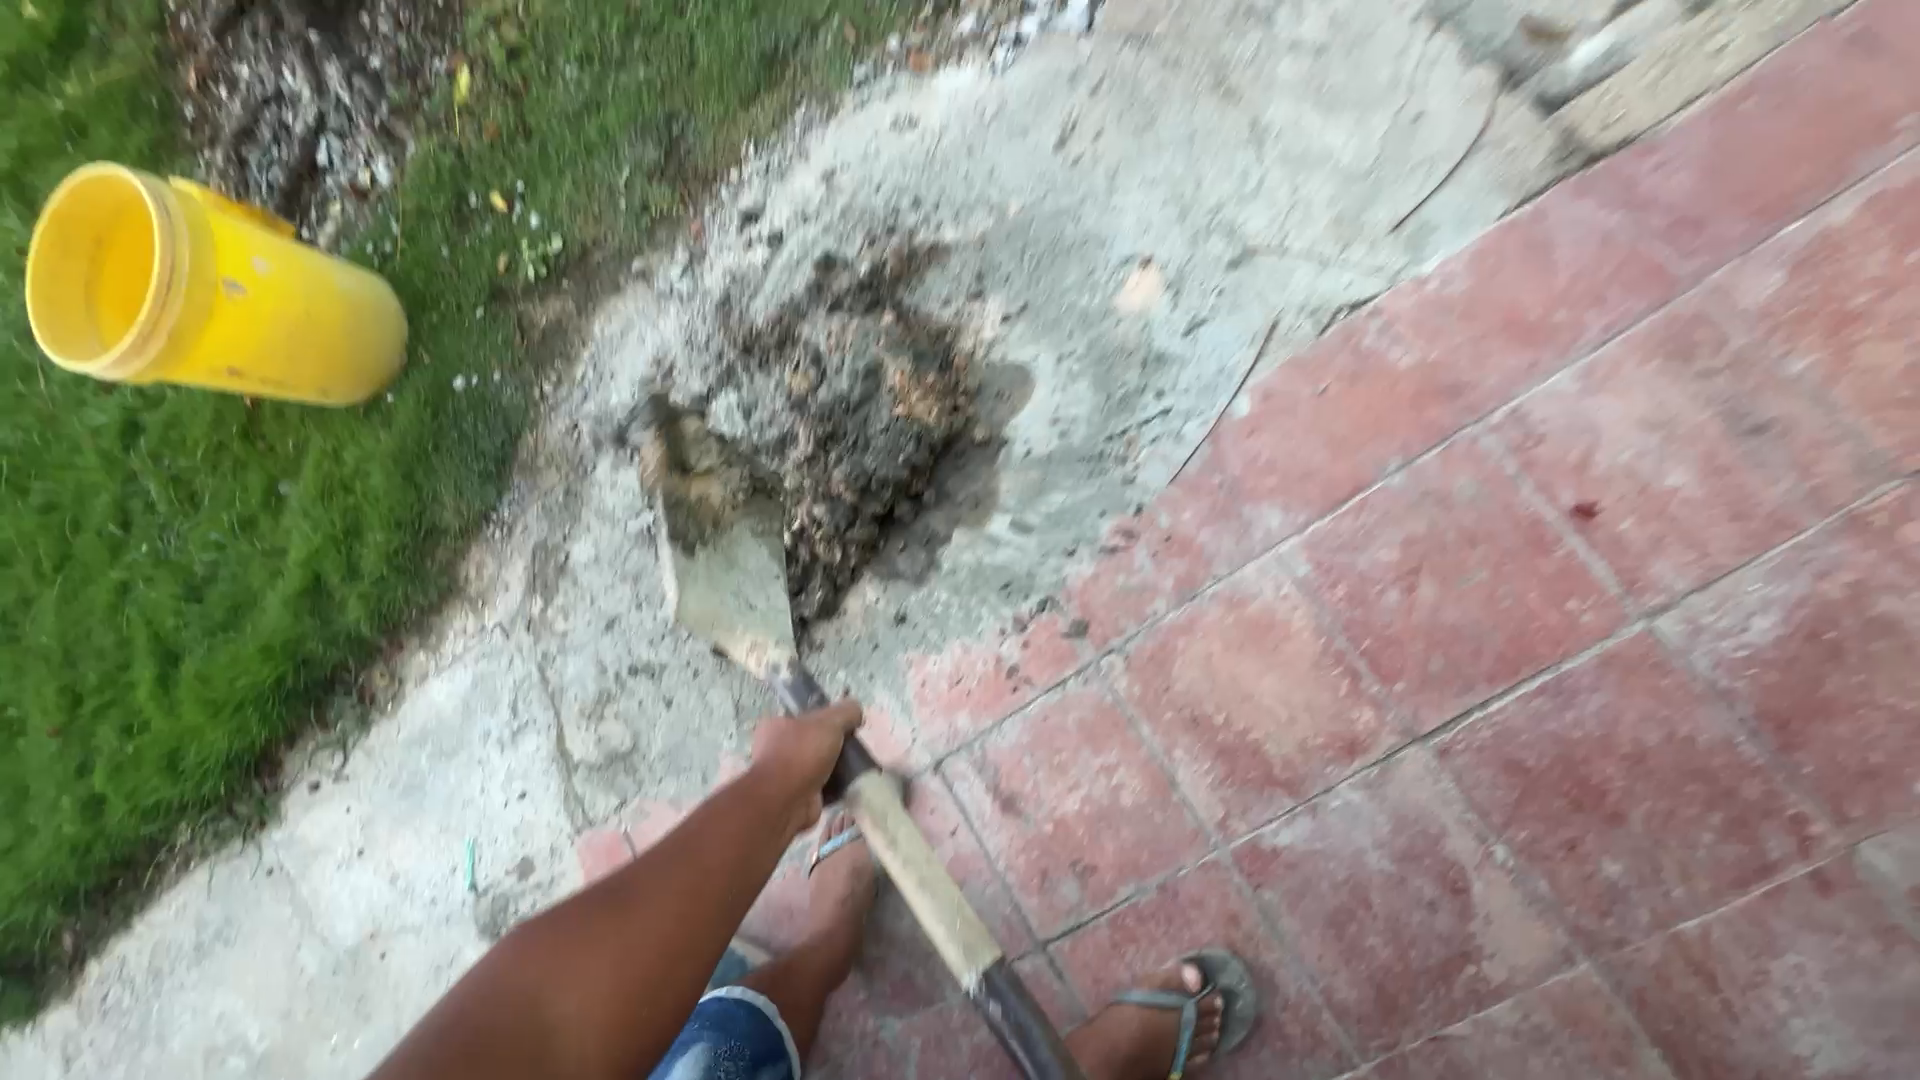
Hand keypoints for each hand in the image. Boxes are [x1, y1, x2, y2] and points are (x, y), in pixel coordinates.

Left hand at [747, 699, 862, 838]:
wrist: (786, 800)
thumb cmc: (802, 753)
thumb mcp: (829, 722)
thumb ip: (846, 712)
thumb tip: (857, 711)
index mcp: (777, 726)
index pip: (806, 717)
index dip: (827, 720)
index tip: (846, 727)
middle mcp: (777, 749)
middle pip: (815, 742)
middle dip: (835, 746)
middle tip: (854, 748)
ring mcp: (786, 775)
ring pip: (820, 766)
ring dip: (837, 768)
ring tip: (857, 767)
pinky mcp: (798, 797)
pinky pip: (823, 787)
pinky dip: (836, 787)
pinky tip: (851, 784)